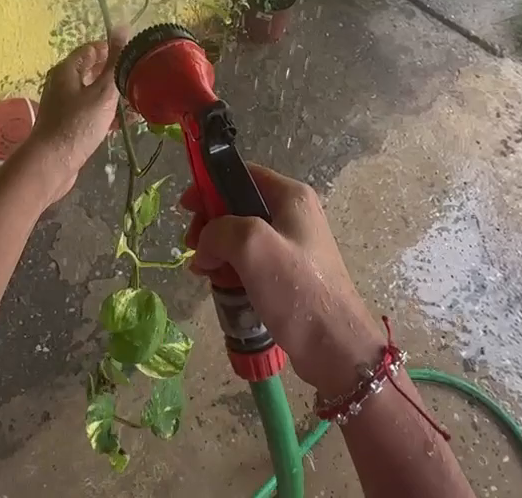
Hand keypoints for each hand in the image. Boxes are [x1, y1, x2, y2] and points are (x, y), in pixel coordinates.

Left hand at [4, 33, 126, 208]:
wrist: (51, 165)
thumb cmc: (77, 124)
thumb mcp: (102, 91)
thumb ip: (114, 61)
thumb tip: (121, 26)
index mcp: (67, 70)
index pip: (92, 49)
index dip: (114, 49)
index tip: (136, 57)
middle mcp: (63, 84)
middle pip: (93, 71)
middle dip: (117, 74)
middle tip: (140, 80)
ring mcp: (65, 105)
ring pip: (94, 93)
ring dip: (115, 96)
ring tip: (138, 102)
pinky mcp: (69, 124)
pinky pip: (91, 112)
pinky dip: (107, 114)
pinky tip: (125, 123)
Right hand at [182, 164, 386, 394]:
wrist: (335, 348)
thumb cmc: (297, 290)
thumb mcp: (253, 246)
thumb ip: (220, 230)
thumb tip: (206, 244)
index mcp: (291, 196)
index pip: (242, 174)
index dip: (210, 186)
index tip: (185, 208)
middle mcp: (293, 214)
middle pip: (238, 205)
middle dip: (211, 224)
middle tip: (194, 247)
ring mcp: (292, 245)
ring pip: (241, 236)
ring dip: (218, 250)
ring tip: (205, 271)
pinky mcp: (289, 274)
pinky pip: (251, 261)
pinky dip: (232, 268)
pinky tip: (221, 285)